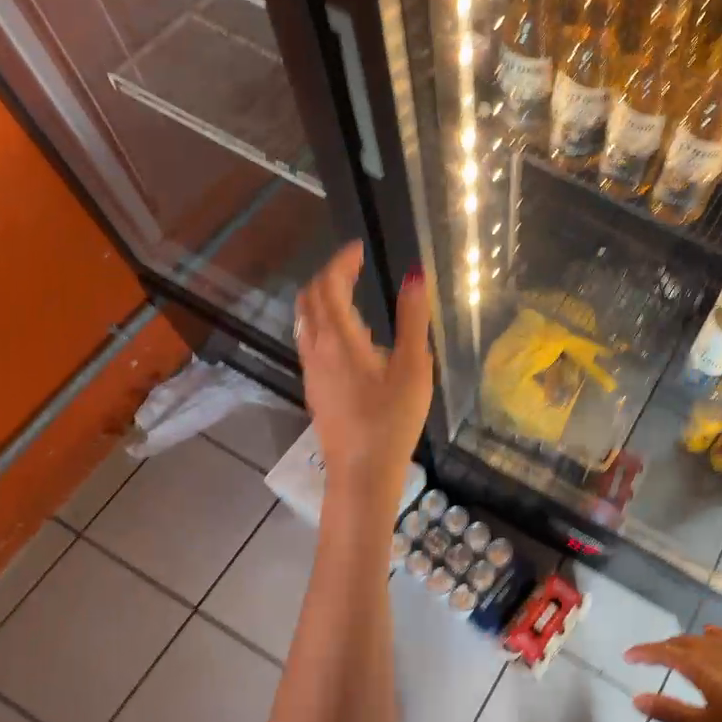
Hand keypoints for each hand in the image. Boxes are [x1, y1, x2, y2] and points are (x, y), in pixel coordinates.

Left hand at [294, 242, 431, 492]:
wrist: (361, 472)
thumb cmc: (392, 420)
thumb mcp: (413, 368)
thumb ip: (413, 319)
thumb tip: (415, 275)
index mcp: (339, 338)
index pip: (329, 285)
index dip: (341, 262)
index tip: (357, 248)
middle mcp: (316, 349)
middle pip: (309, 299)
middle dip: (328, 277)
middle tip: (354, 267)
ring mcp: (311, 370)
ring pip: (305, 321)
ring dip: (322, 299)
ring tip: (351, 295)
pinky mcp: (314, 388)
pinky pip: (310, 341)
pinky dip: (323, 323)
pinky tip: (350, 338)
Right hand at [625, 628, 721, 721]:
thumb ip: (672, 713)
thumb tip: (636, 699)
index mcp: (702, 666)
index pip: (666, 653)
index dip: (645, 652)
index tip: (628, 655)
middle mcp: (719, 650)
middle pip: (685, 642)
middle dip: (664, 647)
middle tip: (649, 655)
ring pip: (706, 639)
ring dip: (688, 642)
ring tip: (678, 646)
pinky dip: (712, 637)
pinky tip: (716, 637)